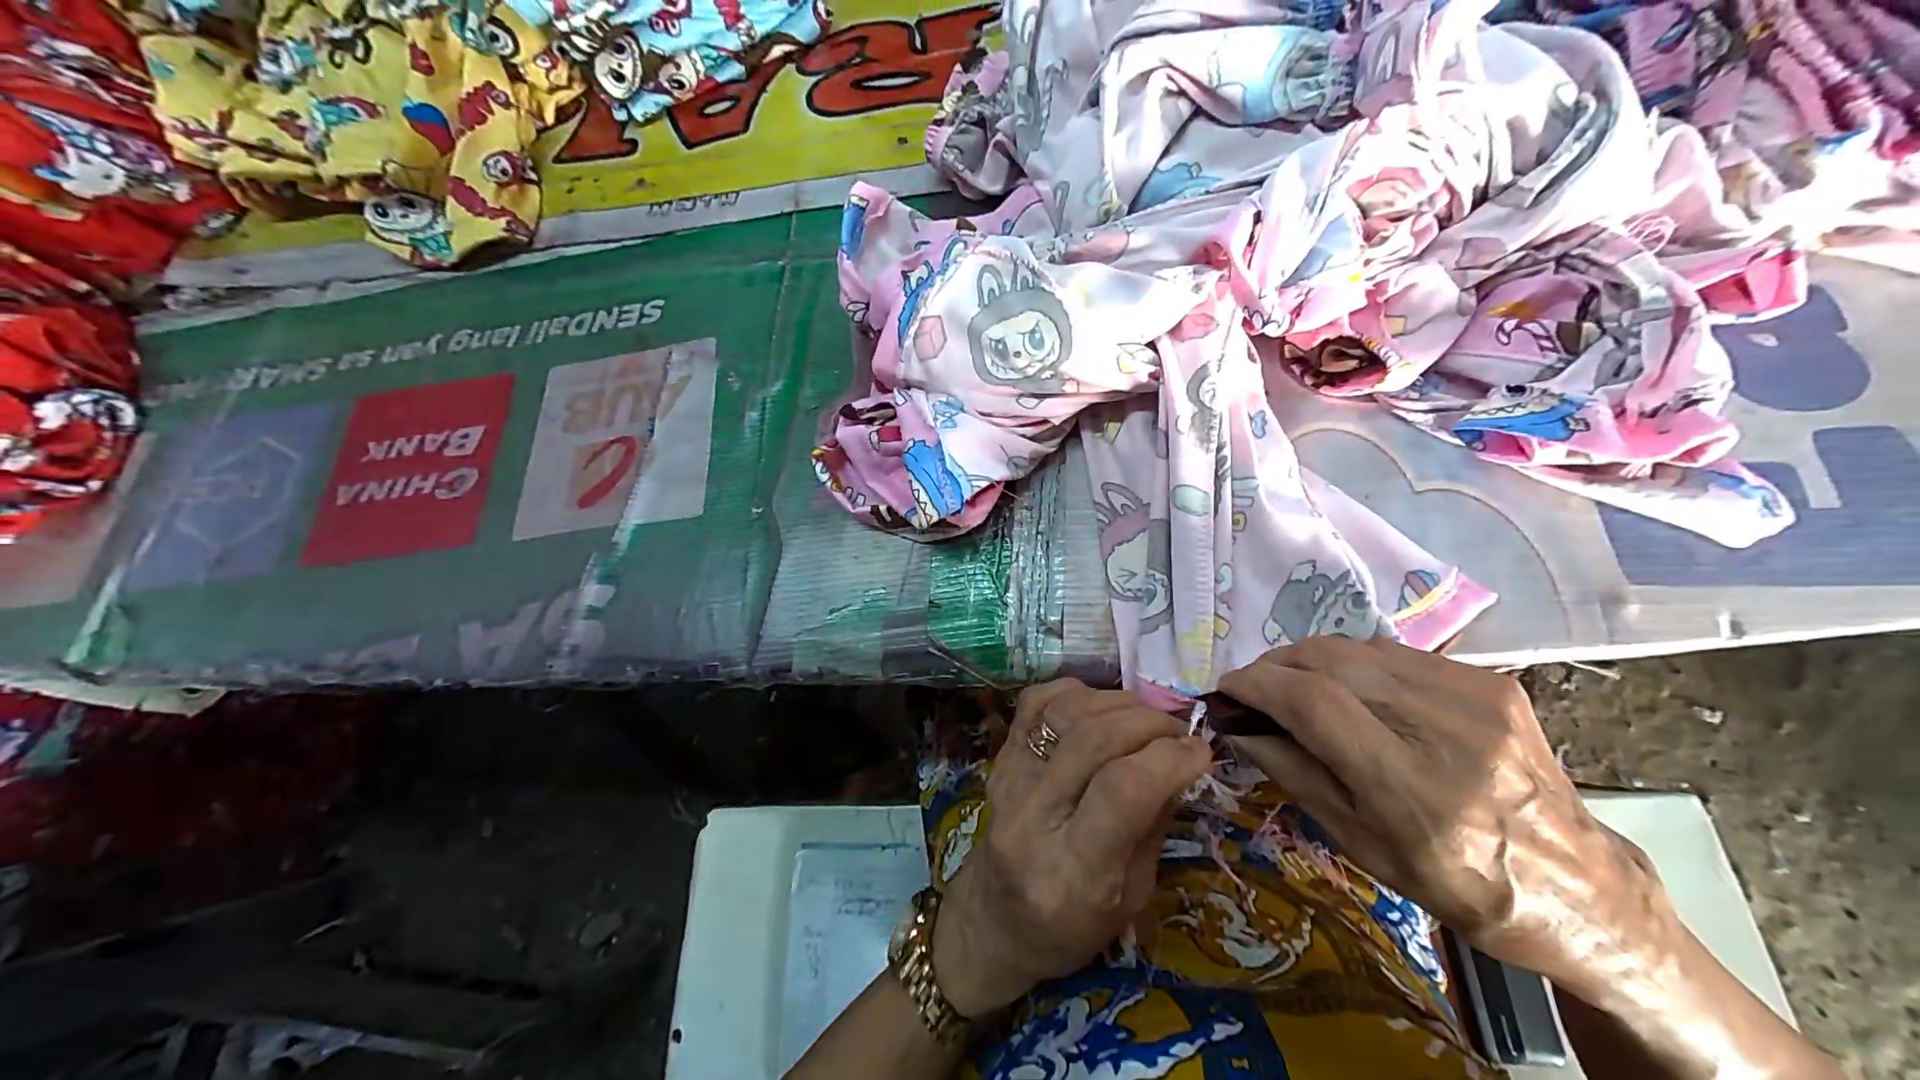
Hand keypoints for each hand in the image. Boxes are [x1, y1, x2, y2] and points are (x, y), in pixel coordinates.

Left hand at [930, 680, 1213, 1017]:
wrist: (994, 920)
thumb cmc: (1071, 926)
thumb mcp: (1131, 898)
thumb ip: (1153, 826)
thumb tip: (1182, 760)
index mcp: (1074, 871)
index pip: (1121, 791)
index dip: (1169, 759)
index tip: (1202, 752)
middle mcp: (1034, 817)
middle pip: (1092, 739)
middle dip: (1149, 723)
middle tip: (1179, 732)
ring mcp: (1008, 780)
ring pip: (1064, 712)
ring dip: (1117, 702)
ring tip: (1146, 718)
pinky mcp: (998, 758)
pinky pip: (1035, 702)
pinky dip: (1076, 693)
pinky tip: (1101, 708)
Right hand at [1217, 637, 1662, 990]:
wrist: (1576, 889)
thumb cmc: (1455, 883)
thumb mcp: (1361, 845)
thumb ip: (1294, 774)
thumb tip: (1236, 728)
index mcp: (1412, 789)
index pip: (1314, 703)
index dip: (1258, 684)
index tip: (1227, 688)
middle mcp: (1448, 730)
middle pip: (1334, 661)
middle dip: (1277, 664)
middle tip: (1254, 684)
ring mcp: (1478, 699)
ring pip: (1362, 648)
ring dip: (1312, 659)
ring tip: (1293, 683)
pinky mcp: (1495, 683)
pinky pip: (1399, 654)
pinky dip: (1357, 664)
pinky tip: (1350, 688)